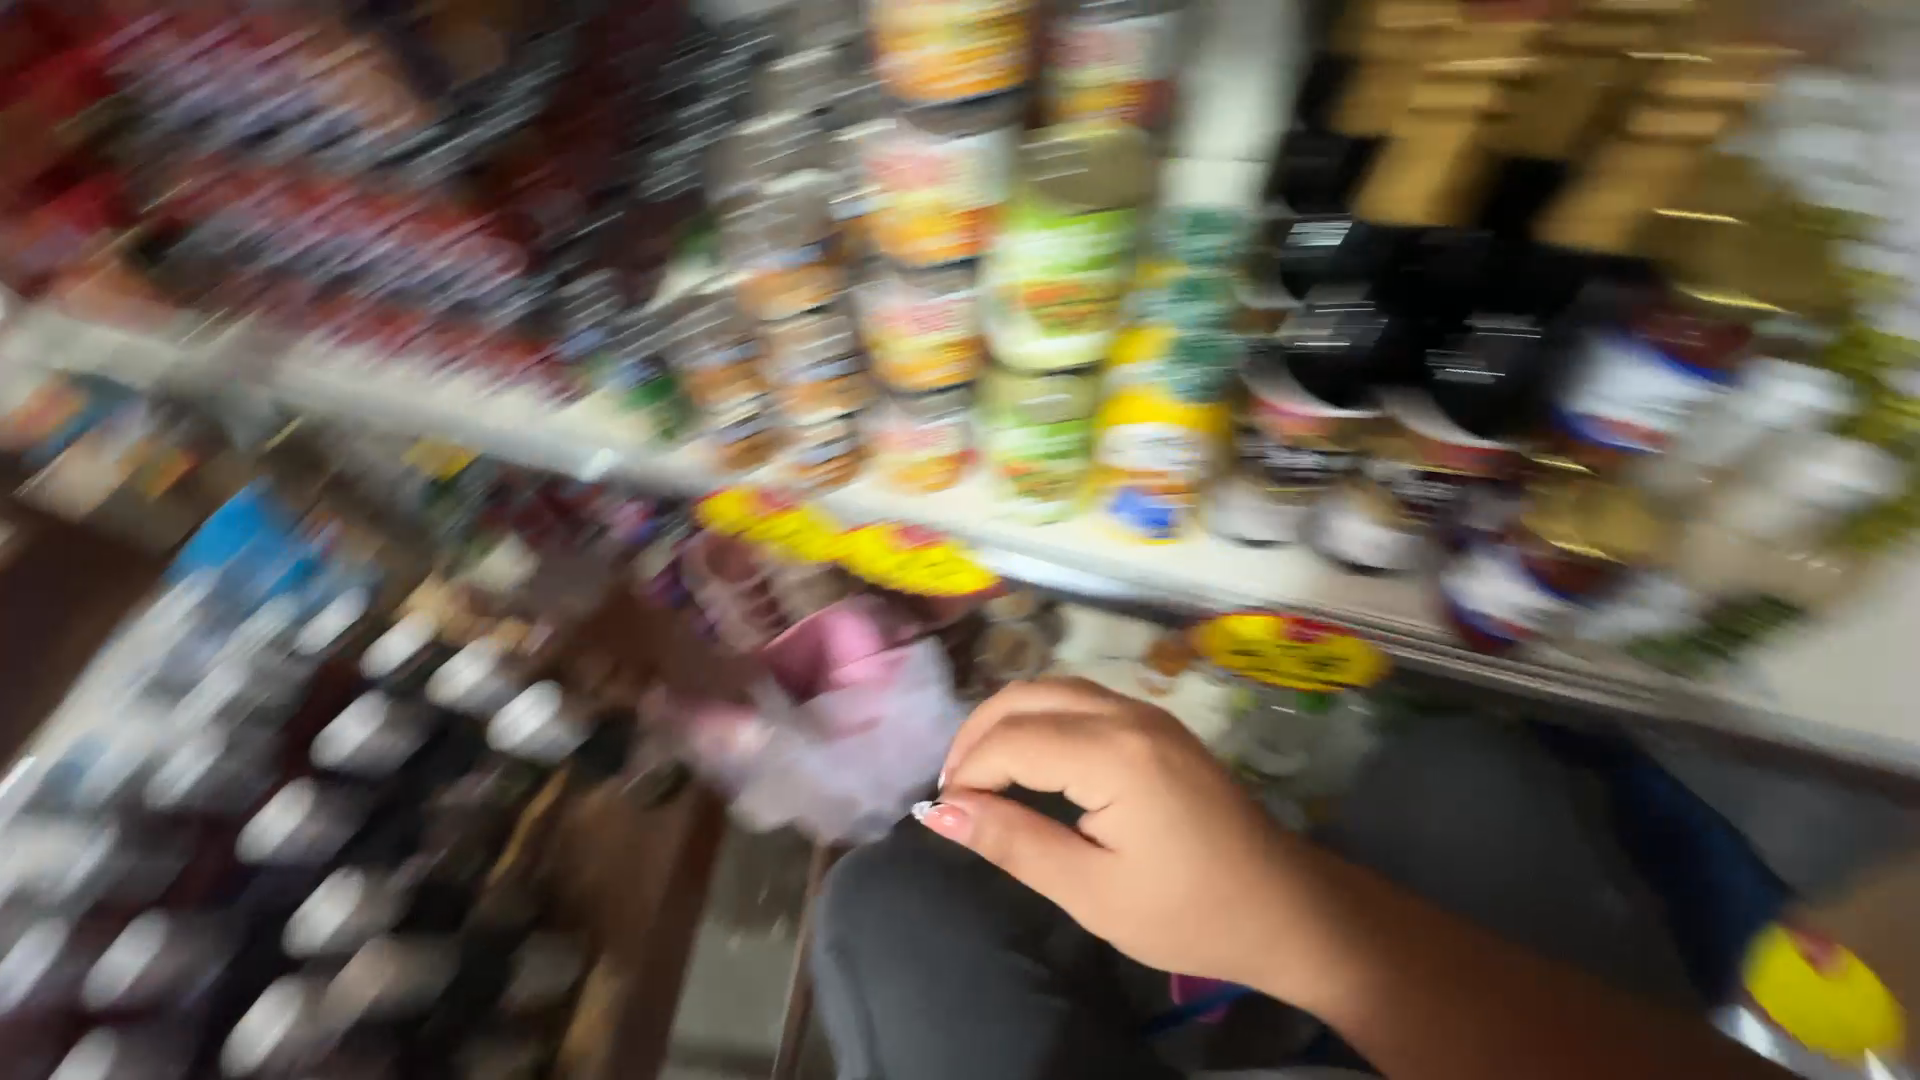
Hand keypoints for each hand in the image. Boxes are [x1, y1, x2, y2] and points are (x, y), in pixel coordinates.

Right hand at [921, 678, 1357, 1000]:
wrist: (1286, 908)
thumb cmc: (1189, 913)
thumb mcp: (1092, 892)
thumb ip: (1013, 843)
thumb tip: (941, 814)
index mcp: (1114, 755)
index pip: (1012, 740)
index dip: (967, 772)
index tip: (944, 816)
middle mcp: (1127, 714)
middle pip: (1025, 696)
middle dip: (977, 735)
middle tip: (954, 792)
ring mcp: (1145, 711)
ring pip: (1051, 689)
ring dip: (1006, 721)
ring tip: (980, 775)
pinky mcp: (1154, 722)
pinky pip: (1079, 699)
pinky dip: (1039, 719)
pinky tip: (1028, 759)